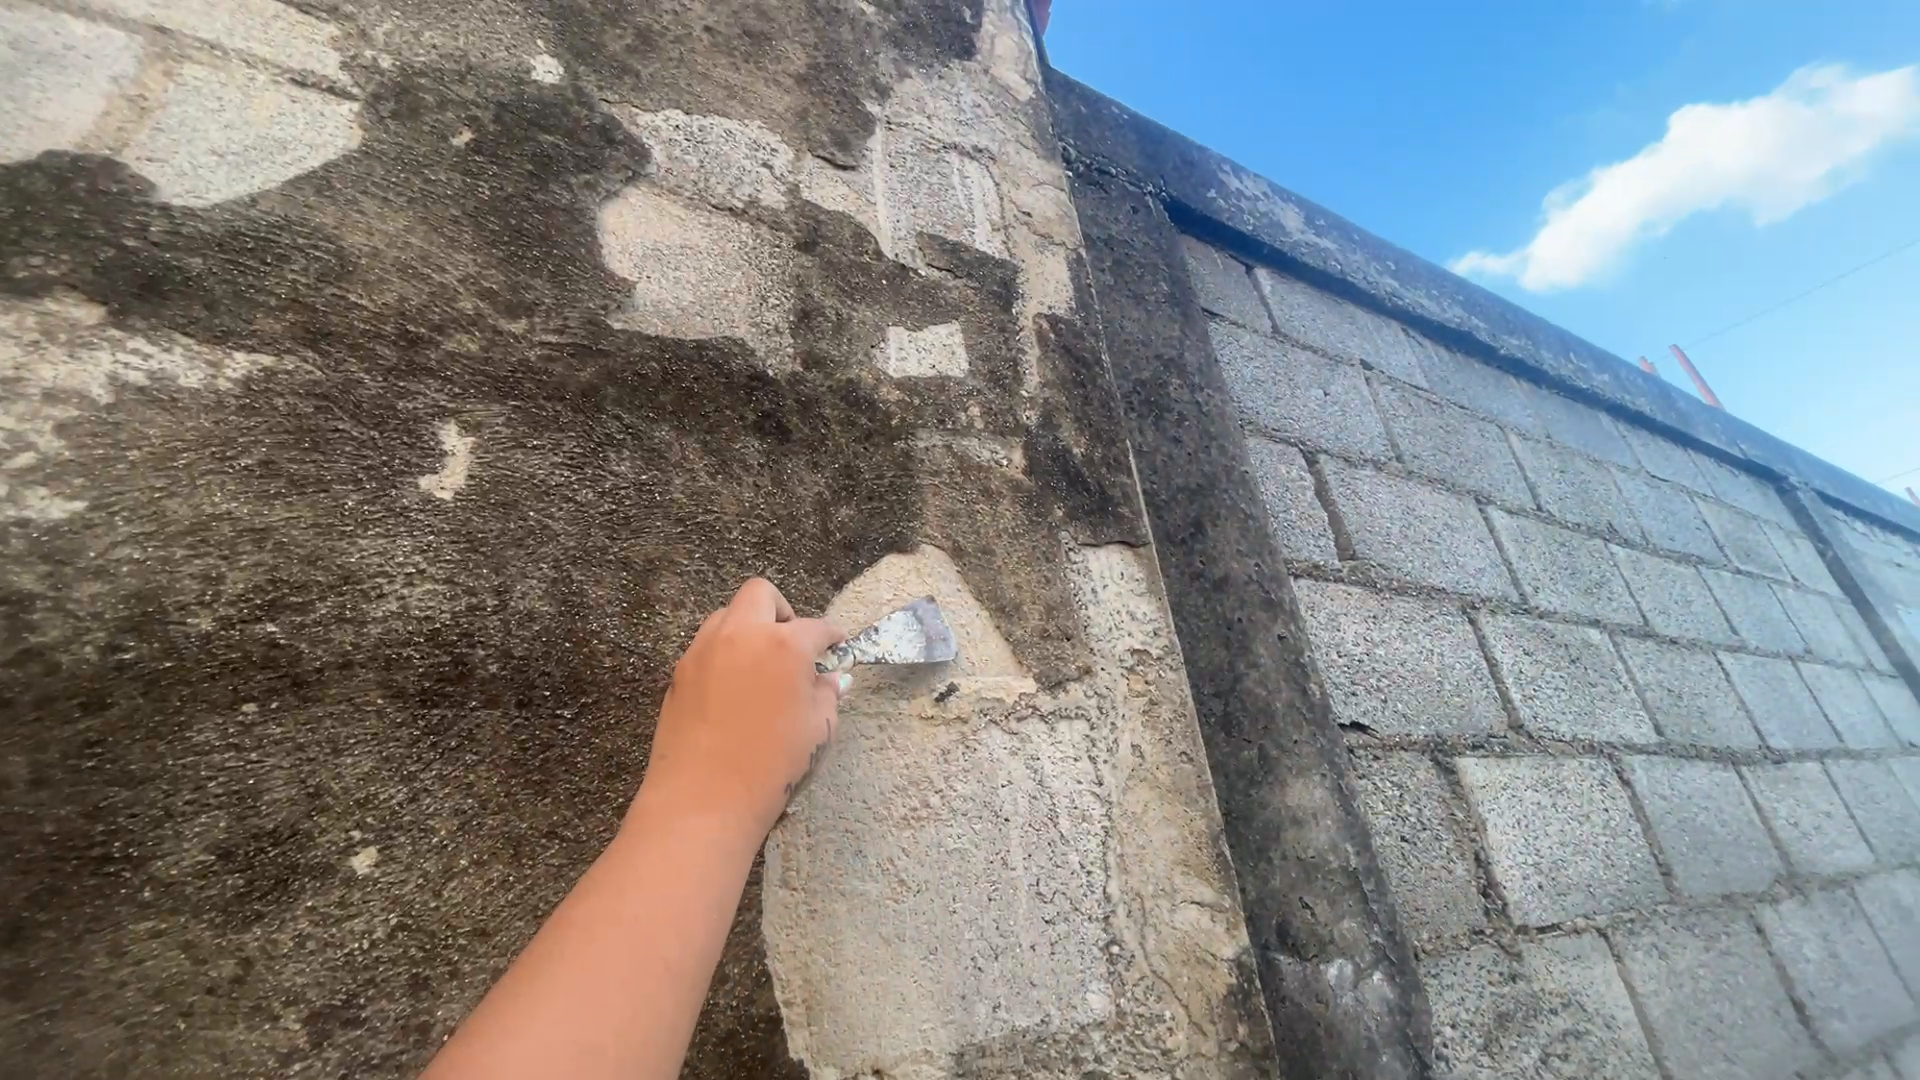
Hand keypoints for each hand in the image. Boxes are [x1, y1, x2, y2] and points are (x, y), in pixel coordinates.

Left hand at [634, 579, 846, 839]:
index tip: (838, 645)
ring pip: (727, 615)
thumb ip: (826, 695)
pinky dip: (724, 653)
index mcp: (784, 645)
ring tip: (759, 665)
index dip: (833, 635)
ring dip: (747, 628)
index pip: (816, 627)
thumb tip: (828, 679)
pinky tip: (734, 688)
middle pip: (761, 594)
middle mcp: (742, 635)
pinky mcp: (679, 672)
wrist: (702, 800)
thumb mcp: (818, 729)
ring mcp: (704, 650)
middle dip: (782, 611)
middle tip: (792, 643)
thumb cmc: (771, 765)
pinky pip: (706, 646)